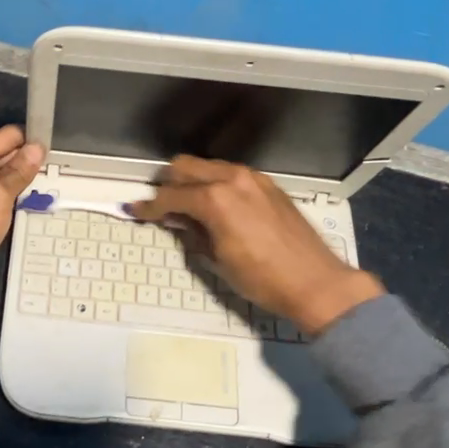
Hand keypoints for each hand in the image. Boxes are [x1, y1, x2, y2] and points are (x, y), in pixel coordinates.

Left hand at [0, 126, 45, 299]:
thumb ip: (18, 171)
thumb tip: (36, 147)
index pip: (6, 136)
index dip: (30, 140)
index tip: (54, 150)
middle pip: (1, 153)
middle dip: (25, 160)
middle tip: (54, 169)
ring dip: (18, 178)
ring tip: (46, 184)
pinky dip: (7, 193)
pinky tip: (25, 199)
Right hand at [129, 156, 383, 335]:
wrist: (314, 281)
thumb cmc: (261, 278)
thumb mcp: (217, 259)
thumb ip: (193, 233)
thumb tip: (178, 221)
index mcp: (215, 199)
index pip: (170, 196)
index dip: (148, 206)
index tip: (134, 211)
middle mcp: (231, 179)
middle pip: (185, 167)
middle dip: (168, 184)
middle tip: (161, 207)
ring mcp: (252, 178)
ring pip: (209, 166)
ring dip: (193, 181)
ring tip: (189, 207)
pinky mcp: (268, 185)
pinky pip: (231, 174)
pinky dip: (216, 183)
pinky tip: (217, 206)